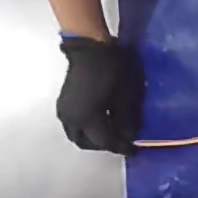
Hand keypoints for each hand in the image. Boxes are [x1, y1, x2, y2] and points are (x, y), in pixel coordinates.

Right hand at [57, 37, 142, 153]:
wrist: (89, 48)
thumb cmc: (111, 69)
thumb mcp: (125, 96)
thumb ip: (127, 120)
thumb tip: (129, 136)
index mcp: (87, 119)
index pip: (105, 142)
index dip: (121, 147)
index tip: (134, 150)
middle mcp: (71, 119)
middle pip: (86, 142)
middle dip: (104, 145)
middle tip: (121, 141)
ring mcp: (64, 111)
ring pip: (77, 135)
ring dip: (93, 138)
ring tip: (111, 132)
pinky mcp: (62, 103)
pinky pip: (73, 125)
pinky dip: (86, 129)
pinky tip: (100, 120)